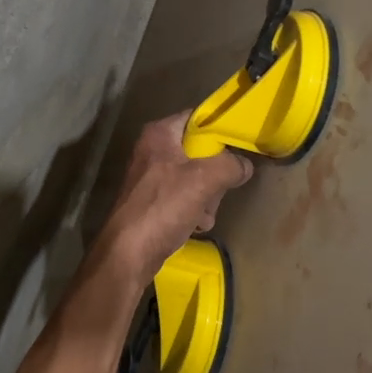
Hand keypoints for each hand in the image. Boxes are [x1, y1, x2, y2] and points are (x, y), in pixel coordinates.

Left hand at [96, 110, 254, 280]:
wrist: (127, 254)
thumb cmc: (162, 207)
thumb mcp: (203, 180)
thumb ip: (229, 166)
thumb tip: (245, 165)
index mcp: (160, 133)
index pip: (197, 118)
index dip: (219, 128)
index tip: (239, 144)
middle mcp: (153, 149)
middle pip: (198, 150)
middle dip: (214, 173)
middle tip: (220, 189)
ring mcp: (150, 177)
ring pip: (193, 176)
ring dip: (206, 196)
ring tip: (206, 213)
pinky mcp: (151, 201)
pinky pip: (182, 197)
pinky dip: (193, 209)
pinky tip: (197, 225)